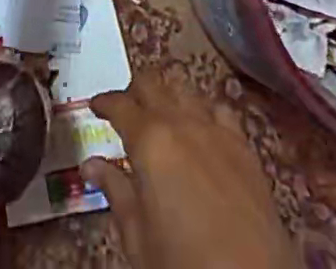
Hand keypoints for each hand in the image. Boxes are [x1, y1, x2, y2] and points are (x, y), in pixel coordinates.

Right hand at [83, 76, 297, 268]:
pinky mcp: (244, 143)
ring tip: (159, 116)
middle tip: (124, 110)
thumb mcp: (137, 235)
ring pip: (186, 90)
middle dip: (135, 91)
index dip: (105, 101)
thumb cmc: (183, 262)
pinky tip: (200, 129)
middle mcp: (183, 122)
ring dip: (168, 96)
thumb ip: (116, 191)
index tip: (96, 105)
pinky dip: (203, 111)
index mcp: (150, 141)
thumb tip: (92, 164)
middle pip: (154, 84)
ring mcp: (217, 129)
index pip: (121, 105)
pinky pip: (218, 109)